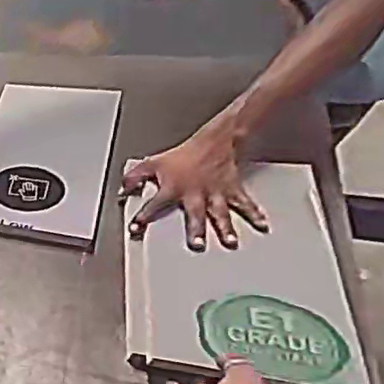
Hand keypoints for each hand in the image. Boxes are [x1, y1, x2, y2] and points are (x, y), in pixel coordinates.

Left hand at [124, 123, 266, 250]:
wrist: (214, 140)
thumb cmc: (182, 155)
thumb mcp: (151, 164)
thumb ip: (134, 178)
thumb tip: (122, 190)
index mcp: (173, 188)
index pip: (153, 205)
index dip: (143, 216)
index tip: (136, 228)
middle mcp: (195, 193)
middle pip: (194, 213)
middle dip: (195, 228)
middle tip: (196, 243)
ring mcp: (215, 192)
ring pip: (220, 212)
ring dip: (224, 227)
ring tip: (229, 241)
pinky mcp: (231, 189)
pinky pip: (244, 203)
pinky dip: (254, 213)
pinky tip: (261, 225)